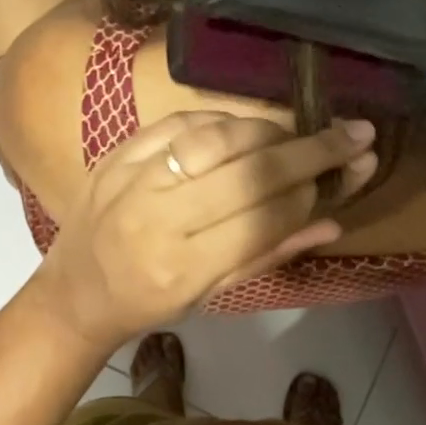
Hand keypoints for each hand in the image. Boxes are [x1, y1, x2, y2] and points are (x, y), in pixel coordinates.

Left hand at [27, 112, 376, 349]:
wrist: (74, 291)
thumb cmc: (146, 303)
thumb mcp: (209, 296)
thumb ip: (268, 254)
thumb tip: (334, 221)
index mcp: (181, 267)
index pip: (263, 218)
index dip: (313, 191)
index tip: (347, 171)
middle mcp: (156, 219)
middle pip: (247, 172)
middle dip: (309, 150)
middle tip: (351, 134)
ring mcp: (131, 182)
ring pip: (215, 139)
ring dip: (267, 130)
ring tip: (295, 134)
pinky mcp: (115, 155)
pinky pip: (177, 123)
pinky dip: (219, 121)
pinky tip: (243, 129)